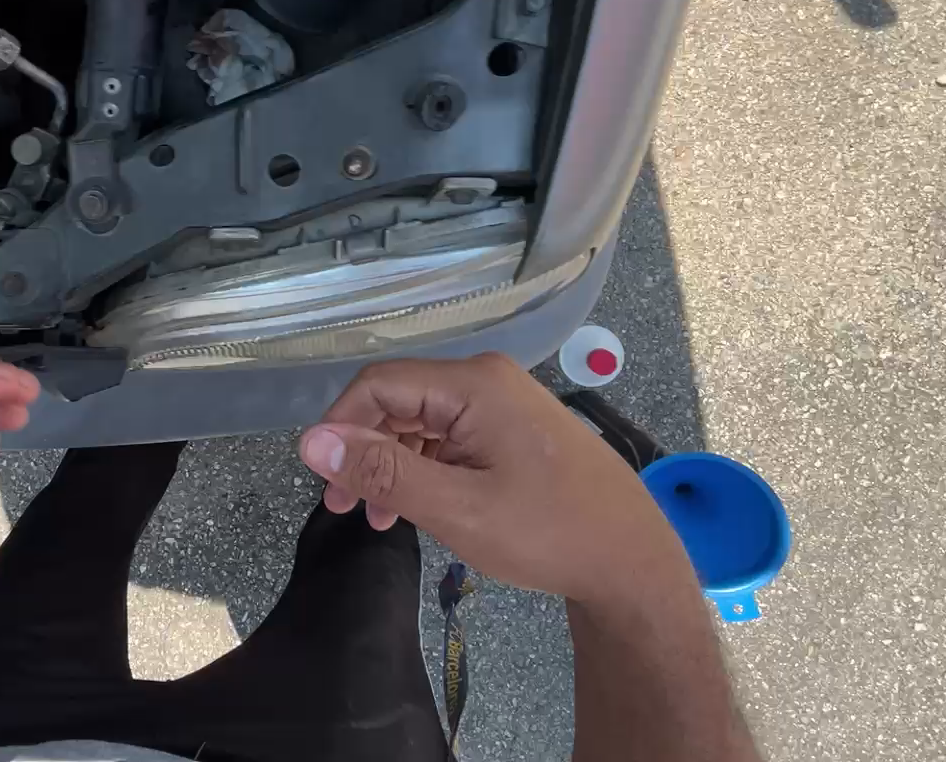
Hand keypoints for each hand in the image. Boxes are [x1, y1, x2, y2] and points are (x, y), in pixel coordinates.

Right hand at [297, 354, 686, 604]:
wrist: (635, 566)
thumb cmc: (548, 534)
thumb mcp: (456, 508)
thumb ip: (382, 471)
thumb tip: (310, 441)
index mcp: (472, 384)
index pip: (379, 385)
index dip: (342, 426)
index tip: (326, 479)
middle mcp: (484, 379)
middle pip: (399, 400)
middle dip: (365, 451)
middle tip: (345, 506)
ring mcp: (500, 401)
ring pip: (419, 420)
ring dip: (391, 464)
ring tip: (379, 516)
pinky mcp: (508, 426)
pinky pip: (446, 435)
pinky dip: (422, 467)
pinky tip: (415, 504)